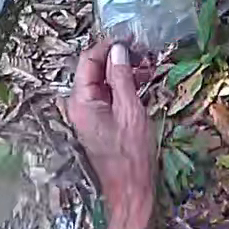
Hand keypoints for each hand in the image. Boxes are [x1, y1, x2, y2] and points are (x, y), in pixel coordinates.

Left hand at [65, 40, 156, 228]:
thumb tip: (118, 49)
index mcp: (81, 102)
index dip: (108, 46)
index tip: (130, 38)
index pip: (88, 61)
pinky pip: (110, 95)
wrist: (133, 190)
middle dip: (118, 57)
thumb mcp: (130, 110)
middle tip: (144, 50)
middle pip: (95, 70)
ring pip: (104, 81)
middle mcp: (80, 106)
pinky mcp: (102, 121)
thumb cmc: (132, 154)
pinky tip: (144, 80)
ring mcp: (90, 114)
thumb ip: (122, 77)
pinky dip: (125, 85)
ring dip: (124, 70)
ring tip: (149, 64)